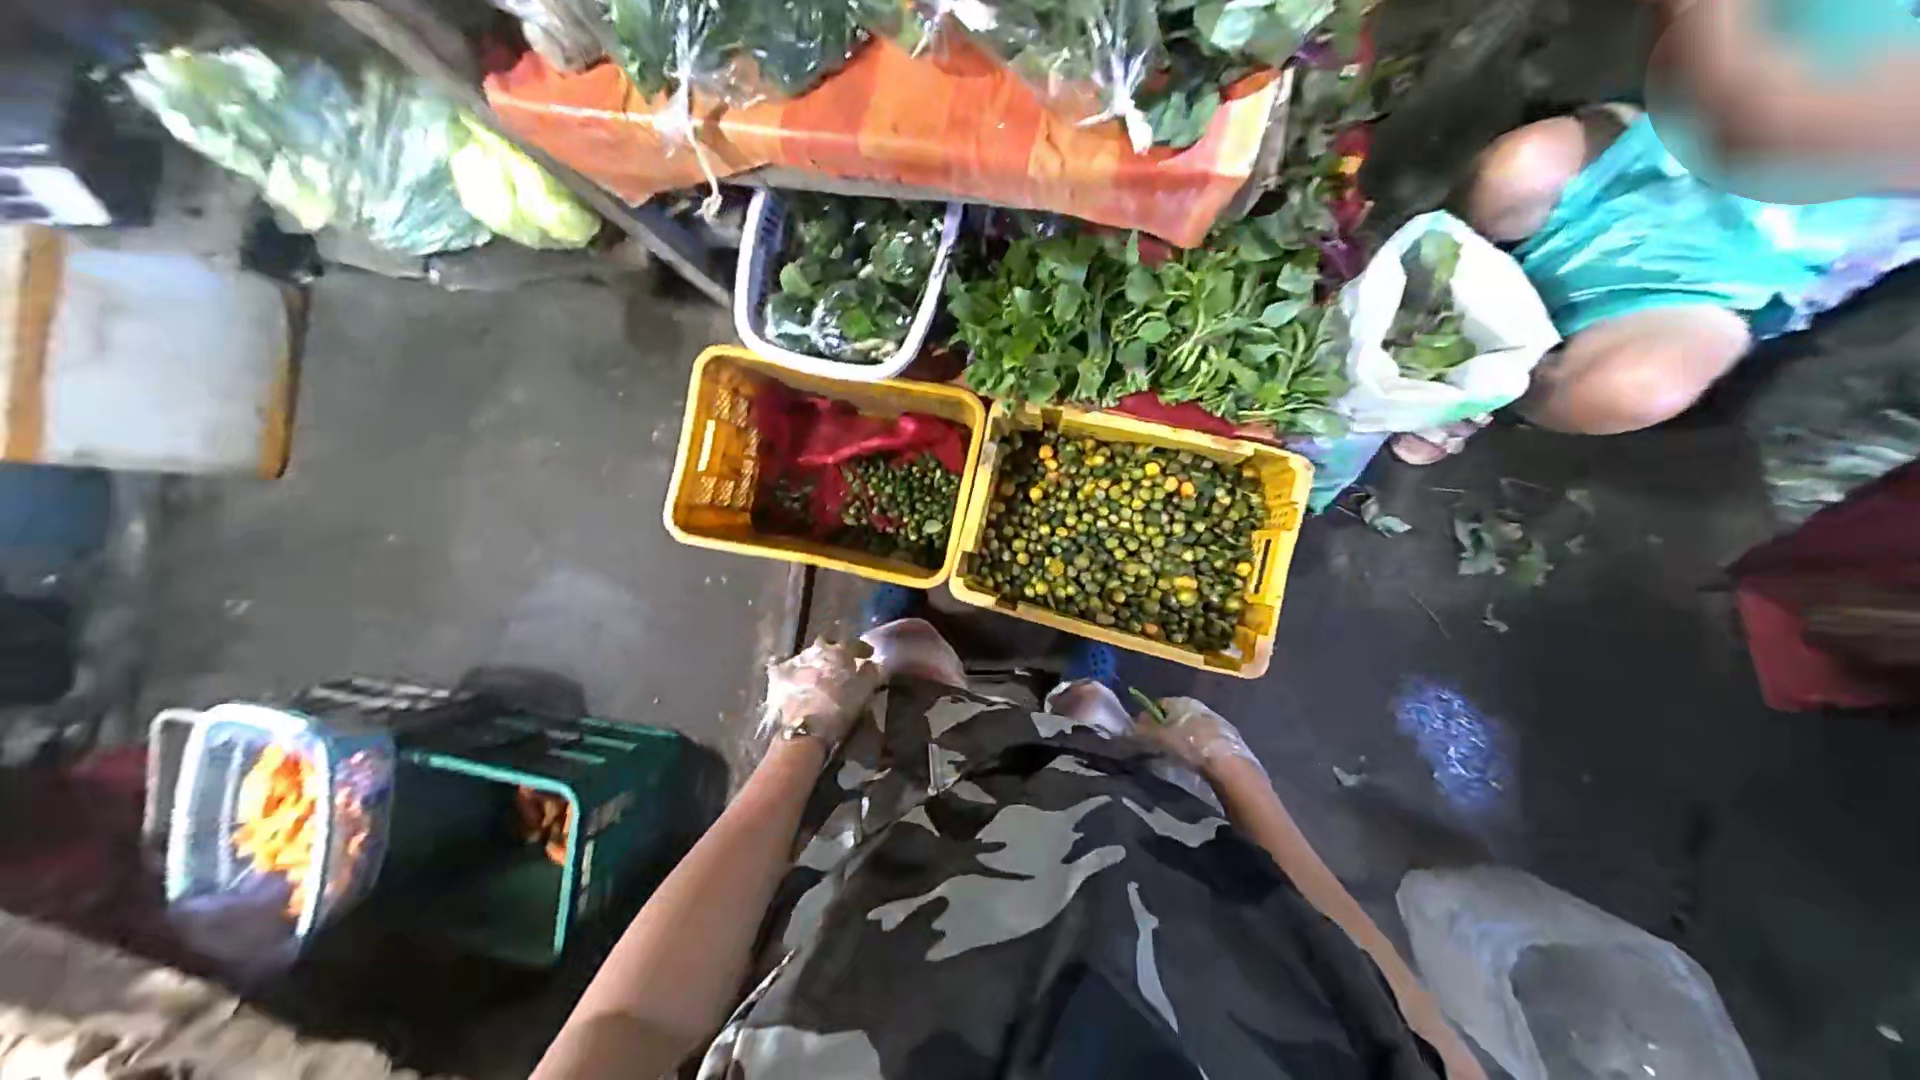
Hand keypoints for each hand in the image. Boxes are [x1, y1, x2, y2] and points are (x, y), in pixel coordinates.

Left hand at [763, 638, 881, 747]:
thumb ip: (870, 674)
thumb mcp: (864, 691)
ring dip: (815, 663)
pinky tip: (795, 678)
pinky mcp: (779, 678)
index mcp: (838, 652)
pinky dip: (792, 672)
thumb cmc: (839, 709)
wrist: (805, 731)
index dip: (862, 649)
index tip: (868, 655)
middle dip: (835, 652)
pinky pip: (786, 668)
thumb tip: (872, 664)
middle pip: (828, 646)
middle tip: (841, 664)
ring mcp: (795, 663)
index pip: (854, 643)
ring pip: (808, 656)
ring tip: (820, 675)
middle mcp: (815, 651)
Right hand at [1132, 696, 1261, 774]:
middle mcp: (1198, 706)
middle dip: (1166, 728)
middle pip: (1175, 715)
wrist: (1228, 765)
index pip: (1159, 704)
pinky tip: (1196, 759)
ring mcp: (1214, 720)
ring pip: (1190, 726)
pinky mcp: (1226, 736)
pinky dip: (1197, 745)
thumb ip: (1144, 729)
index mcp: (1182, 701)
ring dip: (1182, 737)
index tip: (1144, 733)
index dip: (1149, 717)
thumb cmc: (1190, 746)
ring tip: (1178, 755)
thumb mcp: (1160, 738)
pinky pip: (1203, 737)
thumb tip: (1132, 722)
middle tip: (1160, 745)